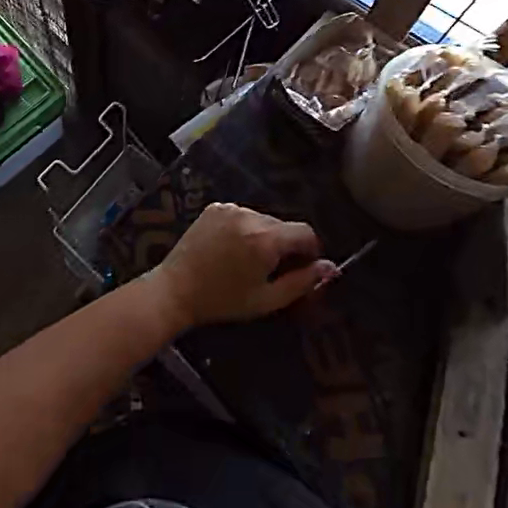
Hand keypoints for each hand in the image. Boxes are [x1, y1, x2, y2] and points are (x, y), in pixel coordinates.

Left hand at [148, 203, 336, 329]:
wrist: (177, 288)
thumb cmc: (224, 300)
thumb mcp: (268, 299)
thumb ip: (303, 282)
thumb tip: (331, 268)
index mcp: (265, 238)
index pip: (305, 232)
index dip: (309, 251)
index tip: (301, 269)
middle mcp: (249, 216)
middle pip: (283, 226)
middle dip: (285, 246)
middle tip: (272, 271)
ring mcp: (229, 209)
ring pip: (262, 219)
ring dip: (264, 236)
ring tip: (248, 262)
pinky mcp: (214, 208)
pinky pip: (242, 215)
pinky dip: (244, 229)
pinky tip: (231, 249)